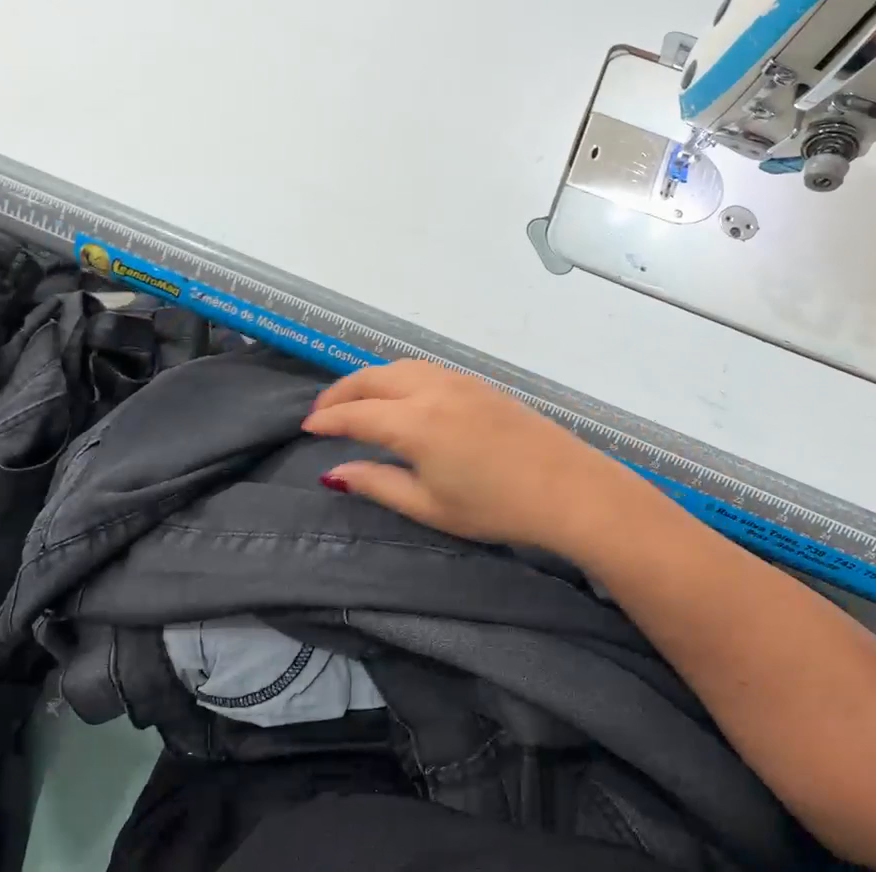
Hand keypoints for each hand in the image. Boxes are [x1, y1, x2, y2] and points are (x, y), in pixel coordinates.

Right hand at [301, 360, 657, 554]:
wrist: (568, 489)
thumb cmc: (495, 507)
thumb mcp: (429, 506)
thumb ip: (378, 484)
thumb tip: (334, 473)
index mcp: (413, 423)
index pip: (354, 414)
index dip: (326, 420)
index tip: (306, 428)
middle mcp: (430, 391)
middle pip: (371, 379)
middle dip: (340, 393)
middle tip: (321, 413)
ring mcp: (457, 381)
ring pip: (398, 368)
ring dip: (368, 380)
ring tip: (355, 401)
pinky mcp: (478, 384)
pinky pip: (422, 369)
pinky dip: (396, 376)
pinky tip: (399, 395)